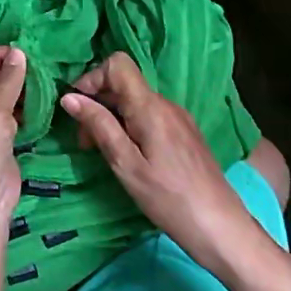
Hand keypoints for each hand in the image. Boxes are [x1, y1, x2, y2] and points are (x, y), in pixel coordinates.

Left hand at [0, 46, 27, 227]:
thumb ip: (8, 82)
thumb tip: (19, 52)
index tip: (27, 53)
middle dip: (15, 69)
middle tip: (43, 67)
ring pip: (5, 93)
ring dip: (24, 86)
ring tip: (48, 81)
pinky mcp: (2, 135)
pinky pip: (15, 110)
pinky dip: (27, 104)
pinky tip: (44, 101)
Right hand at [60, 53, 264, 268]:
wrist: (220, 226)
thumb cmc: (168, 198)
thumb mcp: (126, 164)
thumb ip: (99, 126)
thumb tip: (70, 97)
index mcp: (150, 107)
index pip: (117, 64)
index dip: (92, 79)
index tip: (78, 110)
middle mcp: (166, 104)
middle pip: (123, 84)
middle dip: (97, 104)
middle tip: (85, 143)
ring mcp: (178, 117)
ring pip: (134, 102)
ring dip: (111, 119)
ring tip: (104, 153)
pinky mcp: (184, 133)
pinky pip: (149, 116)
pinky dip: (129, 127)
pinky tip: (128, 156)